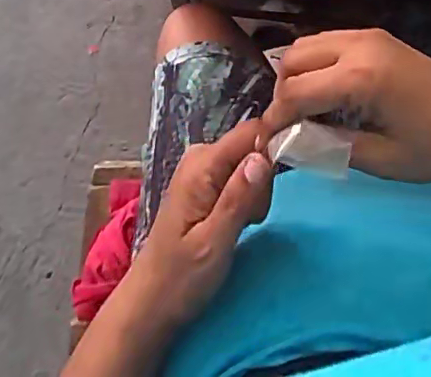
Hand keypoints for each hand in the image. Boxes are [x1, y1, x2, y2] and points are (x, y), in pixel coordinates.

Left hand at [127, 119, 273, 329]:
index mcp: (202, 163)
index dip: (273, 146)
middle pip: (252, 148)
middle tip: (250, 221)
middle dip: (261, 183)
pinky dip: (245, 200)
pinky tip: (234, 224)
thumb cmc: (181, 277)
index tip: (278, 183)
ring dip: (254, 195)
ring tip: (239, 227)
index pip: (250, 131)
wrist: (152, 300)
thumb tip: (262, 156)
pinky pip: (238, 177)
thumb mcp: (214, 242)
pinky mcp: (204, 181)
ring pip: (248, 164)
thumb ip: (239, 198)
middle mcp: (201, 155)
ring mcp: (201, 167)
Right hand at [262, 28, 430, 182]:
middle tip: (290, 125)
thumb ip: (330, 148)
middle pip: (292, 59)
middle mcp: (358, 45)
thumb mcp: (383, 160)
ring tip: (308, 109)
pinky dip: (316, 63)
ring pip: (306, 44)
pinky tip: (329, 91)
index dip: (275, 118)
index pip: (295, 92)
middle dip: (282, 93)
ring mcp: (367, 35)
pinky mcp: (375, 35)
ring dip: (296, 74)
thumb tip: (291, 143)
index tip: (268, 142)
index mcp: (360, 77)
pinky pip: (327, 41)